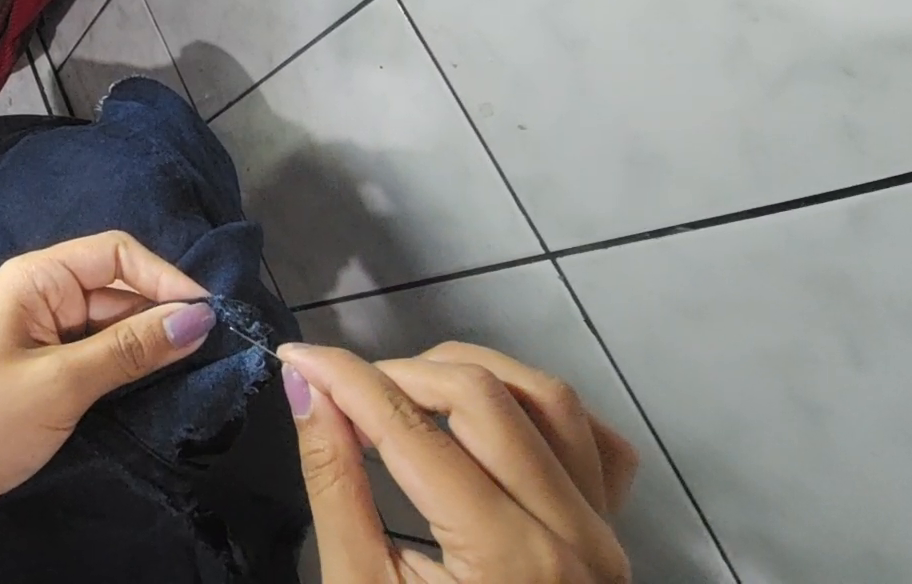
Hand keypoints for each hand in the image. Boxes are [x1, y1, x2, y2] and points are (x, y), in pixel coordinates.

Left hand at [0, 231, 216, 540]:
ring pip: (111, 326)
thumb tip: (198, 317)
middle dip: (162, 312)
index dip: (164, 277)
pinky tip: (161, 388)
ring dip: (149, 344)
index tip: (210, 316)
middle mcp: (41, 298)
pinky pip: (98, 358)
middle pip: (116, 289)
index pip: (114, 253)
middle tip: (215, 351)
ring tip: (200, 370)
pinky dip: (129, 369)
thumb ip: (128, 349)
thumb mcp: (59, 384)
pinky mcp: (45, 376)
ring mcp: (42, 338)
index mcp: (36, 278)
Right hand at [281, 341, 639, 582]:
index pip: (408, 425)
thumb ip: (333, 479)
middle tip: (344, 392)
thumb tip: (304, 386)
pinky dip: (536, 407)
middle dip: (396, 372)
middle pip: (481, 392)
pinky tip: (487, 419)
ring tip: (405, 395)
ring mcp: (610, 533)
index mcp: (507, 557)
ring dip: (463, 374)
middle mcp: (576, 534)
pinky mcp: (617, 534)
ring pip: (544, 396)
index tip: (294, 354)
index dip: (342, 375)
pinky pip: (595, 440)